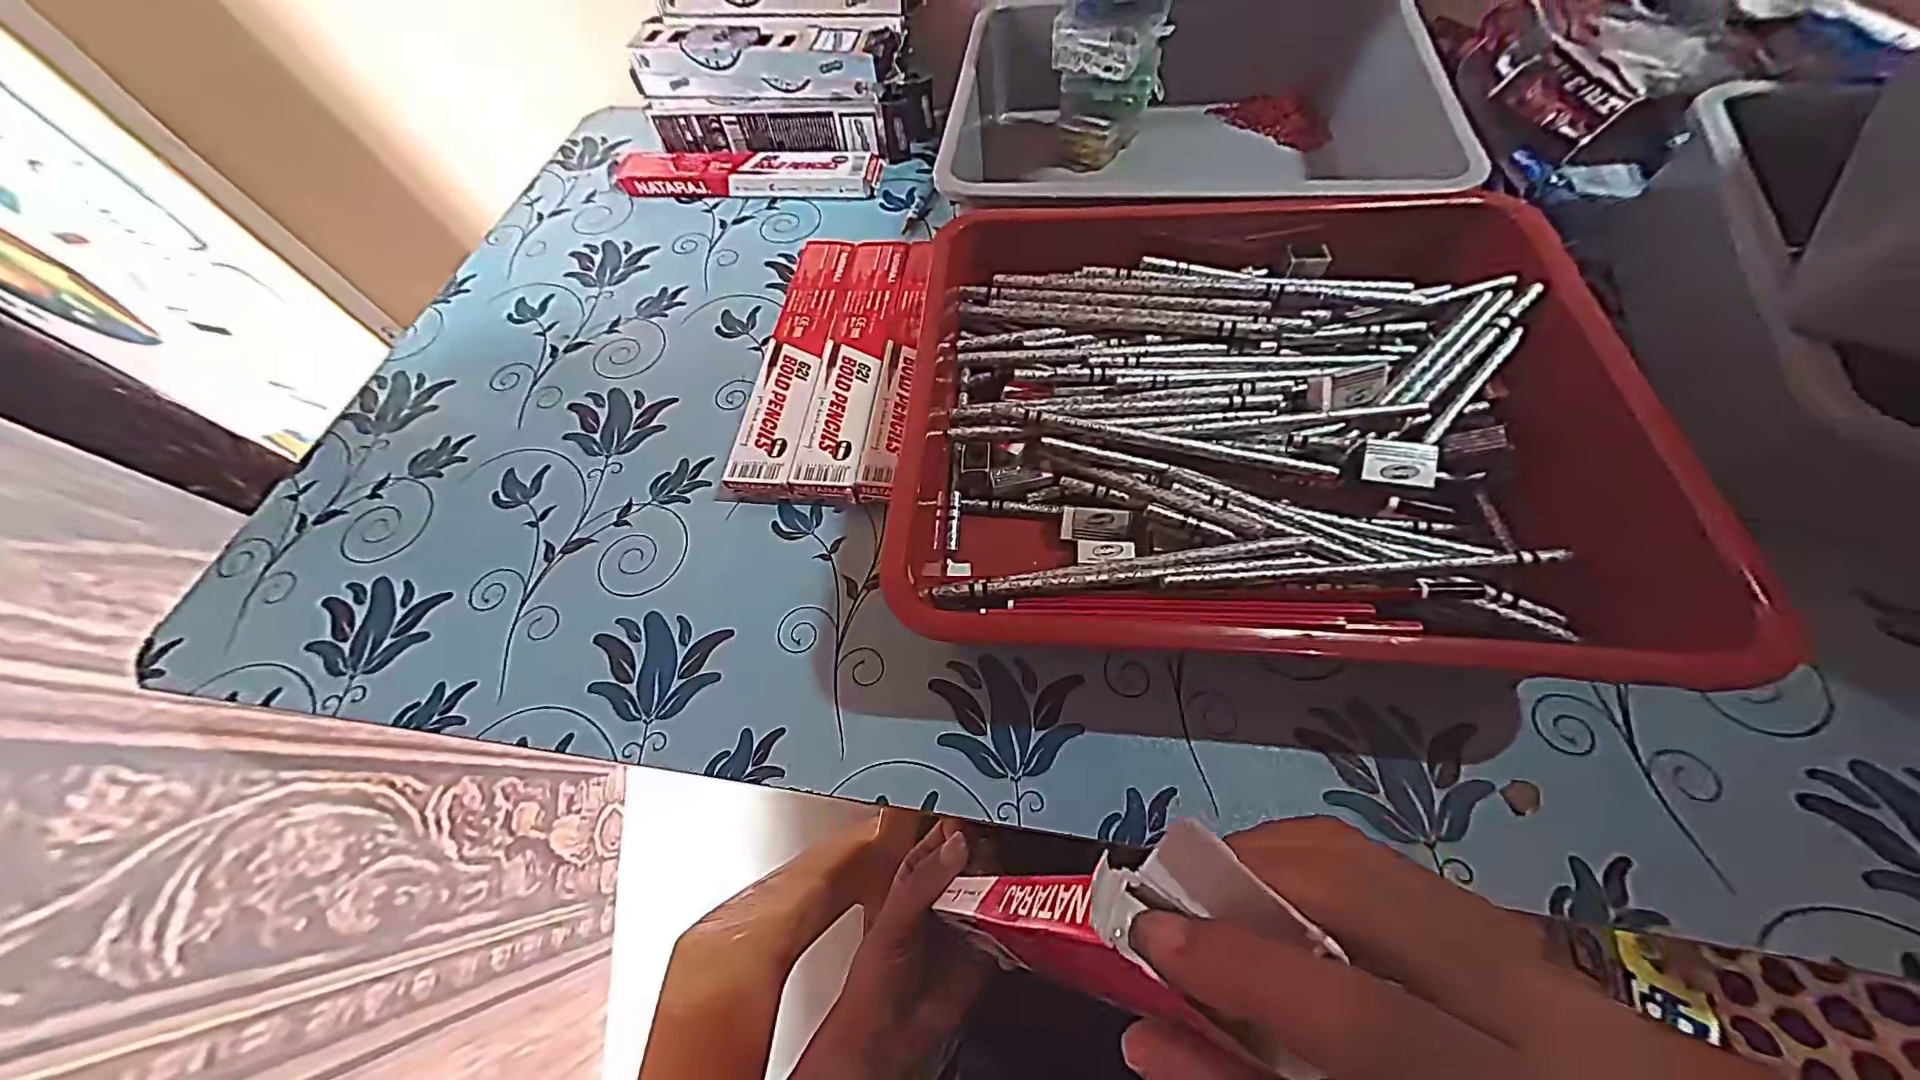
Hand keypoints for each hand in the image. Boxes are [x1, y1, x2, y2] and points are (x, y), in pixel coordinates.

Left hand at [792, 819, 992, 1079]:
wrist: (886, 1039)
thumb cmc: (873, 978)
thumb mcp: (893, 921)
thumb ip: (925, 882)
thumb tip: (957, 844)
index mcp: (918, 874)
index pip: (945, 835)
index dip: (959, 826)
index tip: (971, 824)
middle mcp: (946, 891)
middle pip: (976, 856)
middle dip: (985, 853)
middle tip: (985, 860)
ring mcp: (968, 918)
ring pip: (995, 884)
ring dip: (1000, 882)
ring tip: (996, 888)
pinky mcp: (987, 947)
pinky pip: (1007, 922)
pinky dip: (1013, 916)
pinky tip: (1009, 914)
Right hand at [1122, 817, 1775, 1079]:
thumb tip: (1145, 1038)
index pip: (1359, 1012)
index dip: (1240, 967)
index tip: (1149, 936)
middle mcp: (1545, 1005)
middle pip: (1359, 888)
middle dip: (1242, 874)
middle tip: (1173, 899)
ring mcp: (1533, 951)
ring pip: (1366, 856)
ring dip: (1267, 857)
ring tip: (1212, 892)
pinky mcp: (1508, 925)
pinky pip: (1380, 862)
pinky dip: (1305, 863)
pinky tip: (1274, 896)